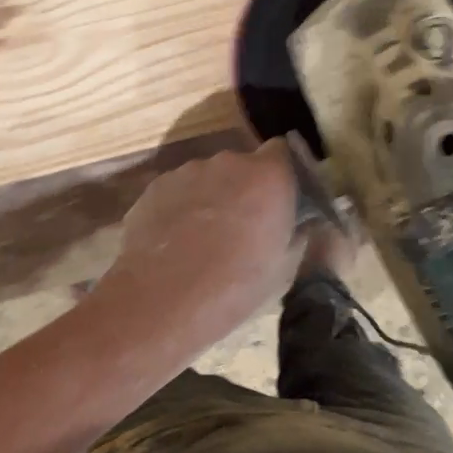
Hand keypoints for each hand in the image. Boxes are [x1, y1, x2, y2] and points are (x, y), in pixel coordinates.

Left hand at [97, 139, 304, 344]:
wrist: (162, 300)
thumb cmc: (235, 287)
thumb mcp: (284, 267)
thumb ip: (295, 231)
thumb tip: (297, 221)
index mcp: (268, 176)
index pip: (282, 152)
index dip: (282, 174)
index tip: (280, 201)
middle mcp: (228, 163)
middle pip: (243, 167)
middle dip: (245, 190)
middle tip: (243, 228)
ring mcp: (187, 172)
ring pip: (208, 179)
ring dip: (212, 199)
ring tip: (204, 240)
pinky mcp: (155, 187)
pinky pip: (179, 192)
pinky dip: (182, 209)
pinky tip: (176, 243)